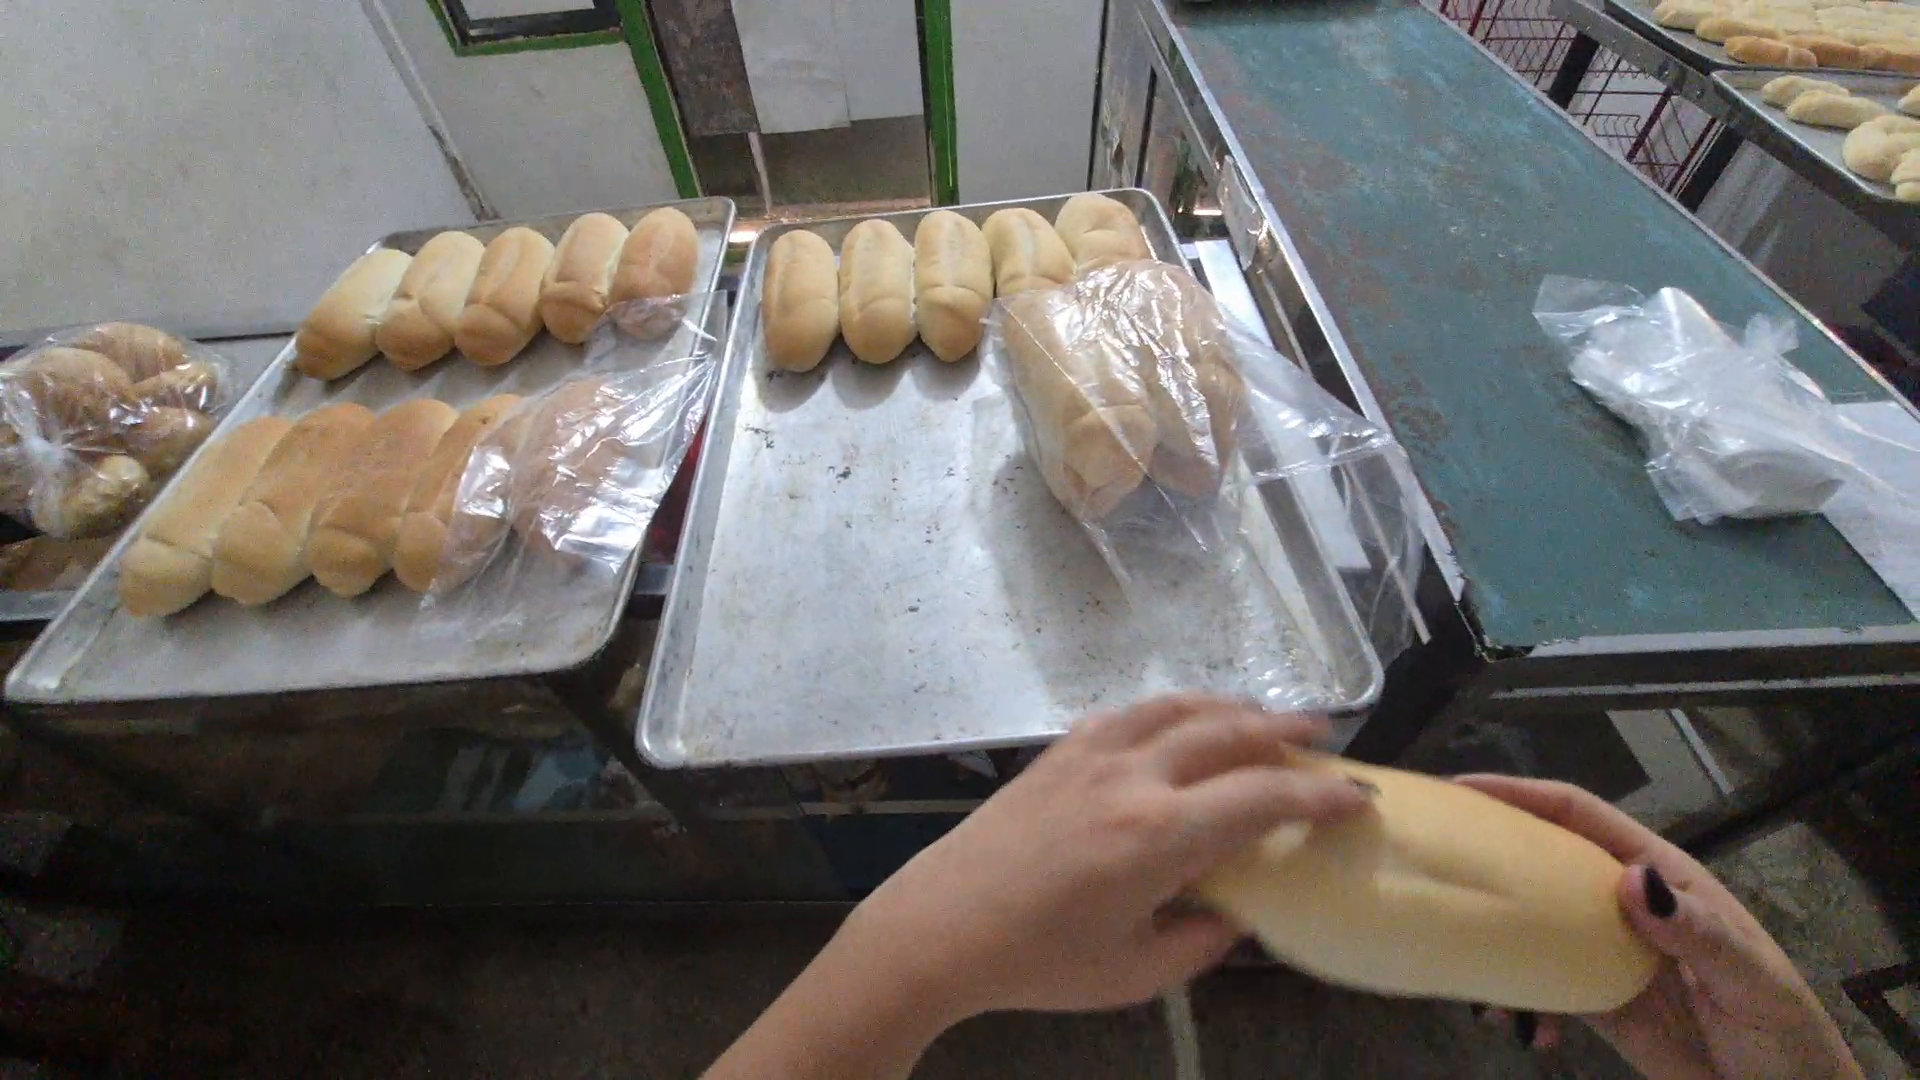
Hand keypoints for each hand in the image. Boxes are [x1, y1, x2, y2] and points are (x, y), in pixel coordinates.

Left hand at [839, 695, 1369, 1022]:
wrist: (945, 920)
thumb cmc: (1040, 959)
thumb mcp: (1136, 972)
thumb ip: (1201, 939)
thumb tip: (1236, 911)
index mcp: (1158, 834)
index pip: (1260, 798)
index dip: (1318, 795)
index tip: (1359, 795)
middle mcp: (1131, 775)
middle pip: (1224, 734)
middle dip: (1282, 731)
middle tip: (1321, 735)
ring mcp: (1090, 753)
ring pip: (1174, 708)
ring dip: (1226, 707)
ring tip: (1259, 714)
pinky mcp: (1059, 750)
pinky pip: (1127, 713)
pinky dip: (1167, 709)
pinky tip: (1177, 720)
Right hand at [1457, 775, 1862, 1079]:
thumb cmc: (1784, 1041)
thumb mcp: (1755, 985)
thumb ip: (1701, 934)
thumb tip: (1630, 879)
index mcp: (1657, 875)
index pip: (1578, 814)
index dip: (1520, 792)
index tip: (1461, 790)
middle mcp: (1616, 898)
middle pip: (1537, 851)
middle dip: (1485, 845)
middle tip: (1431, 846)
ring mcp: (1596, 942)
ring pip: (1524, 910)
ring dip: (1490, 927)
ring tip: (1461, 948)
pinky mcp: (1584, 989)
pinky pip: (1530, 973)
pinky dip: (1514, 995)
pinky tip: (1519, 1025)